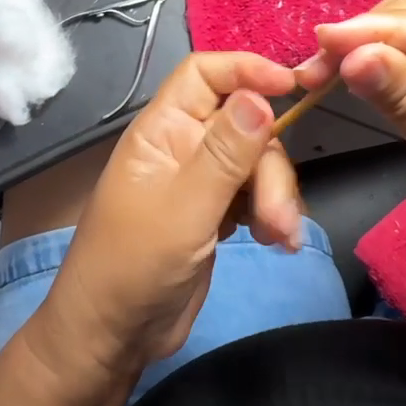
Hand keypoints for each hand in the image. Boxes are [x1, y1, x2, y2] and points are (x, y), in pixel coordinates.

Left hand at [36, 53, 304, 373]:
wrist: (113, 335)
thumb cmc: (133, 264)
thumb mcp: (184, 208)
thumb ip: (224, 154)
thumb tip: (259, 96)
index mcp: (162, 128)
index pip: (204, 74)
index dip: (246, 70)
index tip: (292, 84)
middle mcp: (182, 144)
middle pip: (244, 124)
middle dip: (270, 165)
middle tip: (279, 218)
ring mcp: (200, 179)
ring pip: (256, 161)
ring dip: (276, 196)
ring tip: (280, 239)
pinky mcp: (215, 211)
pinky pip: (256, 194)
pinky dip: (272, 214)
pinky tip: (278, 242)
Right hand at [304, 0, 405, 303]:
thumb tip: (353, 54)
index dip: (376, 28)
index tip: (321, 39)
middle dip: (363, 37)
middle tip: (311, 71)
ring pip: (404, 37)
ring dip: (359, 49)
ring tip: (317, 75)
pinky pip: (402, 65)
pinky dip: (369, 68)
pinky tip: (343, 80)